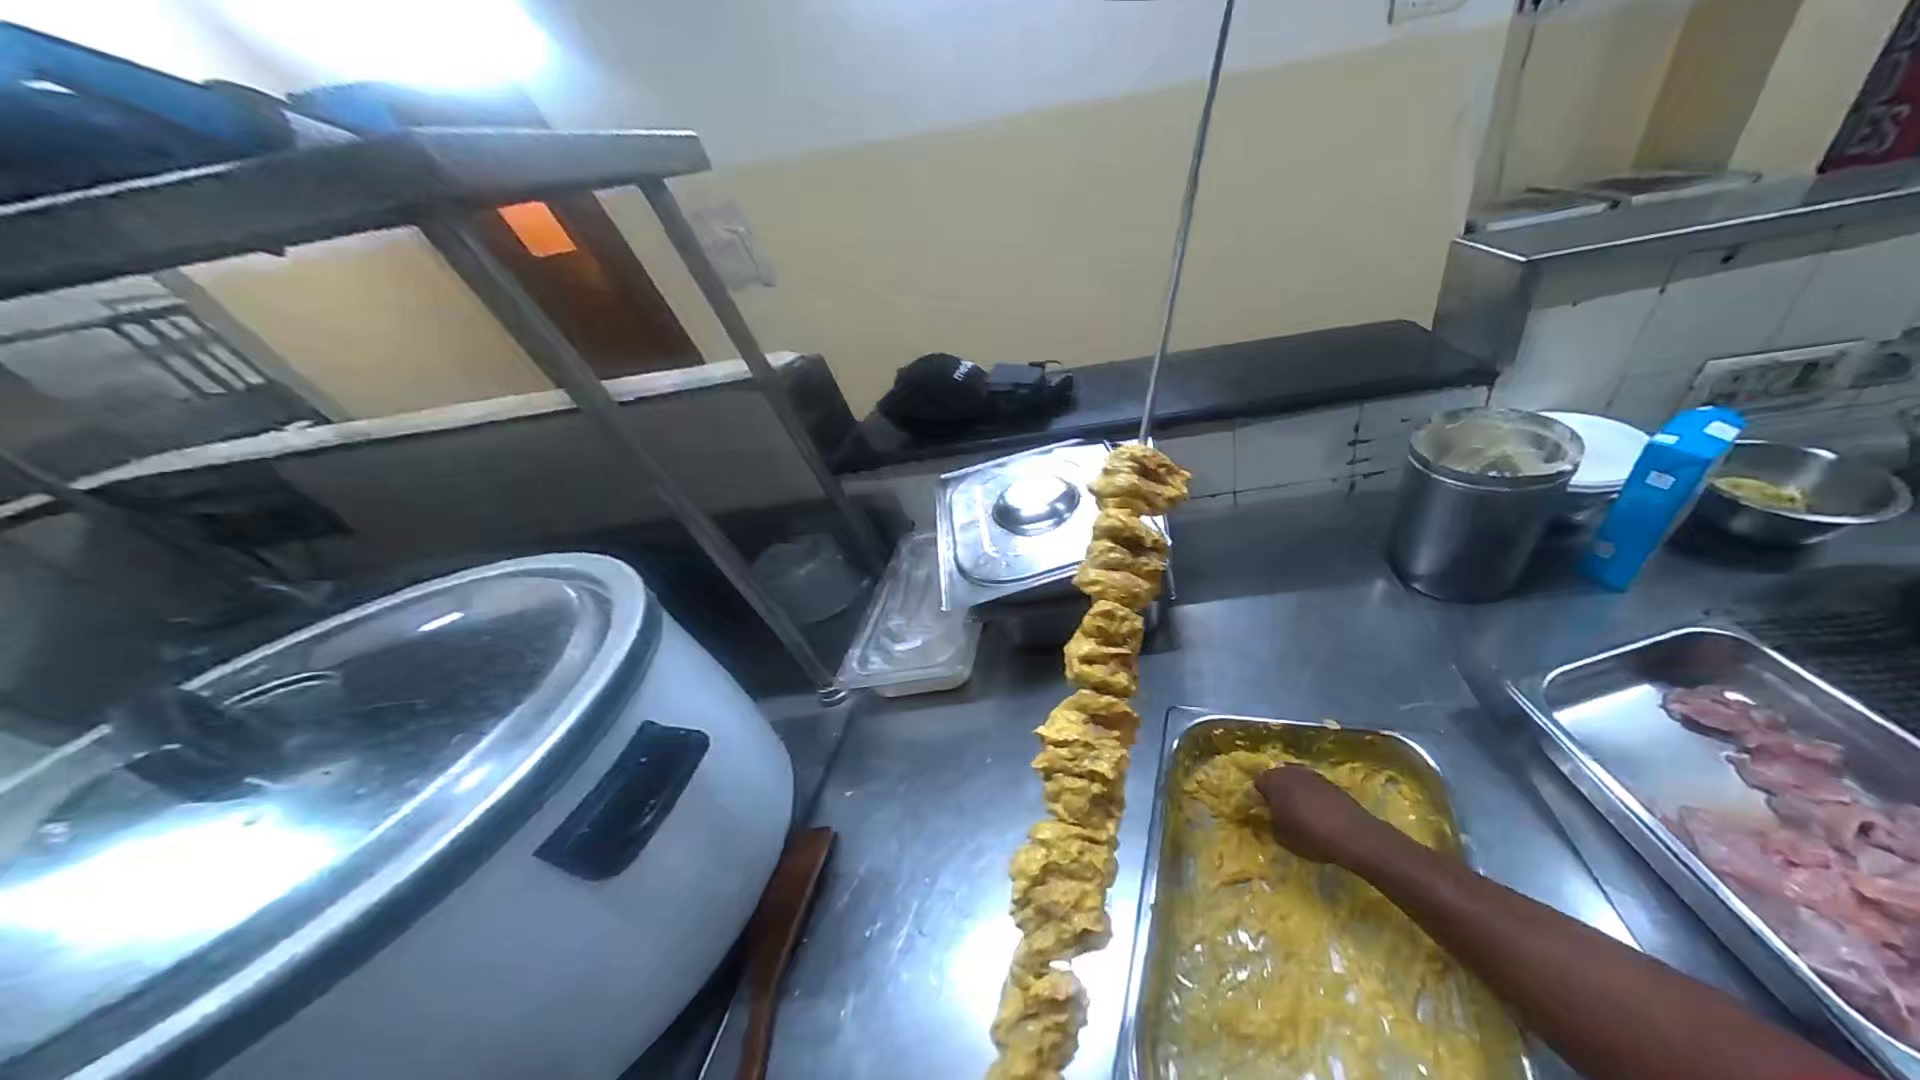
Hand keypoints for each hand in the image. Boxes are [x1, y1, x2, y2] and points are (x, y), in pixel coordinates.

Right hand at [1254, 765, 1386, 865]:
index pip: (1257, 783)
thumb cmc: (1309, 834)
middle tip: (1279, 810)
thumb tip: (1269, 815)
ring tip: (1299, 811)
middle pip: (1277, 777)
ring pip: (1296, 780)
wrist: (1353, 835)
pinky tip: (1317, 812)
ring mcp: (1312, 774)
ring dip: (1295, 791)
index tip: (1263, 812)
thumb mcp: (1280, 835)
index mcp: (1272, 780)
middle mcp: (1290, 771)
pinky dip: (1312, 796)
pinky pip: (1313, 787)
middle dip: (1276, 790)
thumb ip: (1269, 821)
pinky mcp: (1331, 782)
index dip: (1258, 798)